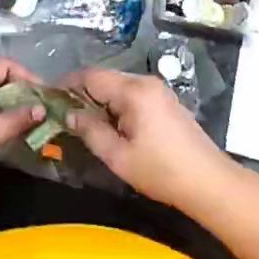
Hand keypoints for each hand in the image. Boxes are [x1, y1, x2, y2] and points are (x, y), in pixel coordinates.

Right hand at [65, 67, 240, 209]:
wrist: (209, 181)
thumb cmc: (161, 171)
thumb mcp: (119, 157)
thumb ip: (91, 131)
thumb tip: (70, 114)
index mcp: (134, 91)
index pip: (92, 76)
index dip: (68, 84)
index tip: (50, 98)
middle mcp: (146, 82)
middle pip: (106, 78)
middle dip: (83, 93)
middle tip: (63, 113)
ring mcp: (159, 90)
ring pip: (119, 86)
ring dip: (101, 100)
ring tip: (84, 123)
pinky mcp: (166, 101)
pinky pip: (133, 94)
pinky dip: (117, 105)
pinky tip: (112, 126)